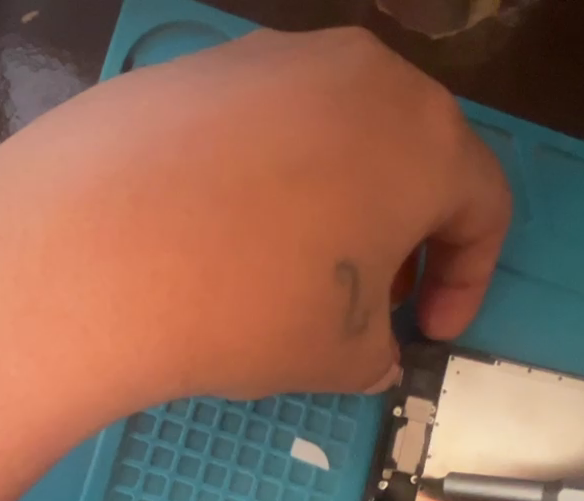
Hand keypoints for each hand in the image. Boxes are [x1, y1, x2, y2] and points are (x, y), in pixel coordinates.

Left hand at [0, 28, 509, 410]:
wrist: (100, 254)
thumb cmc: (252, 309)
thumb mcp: (335, 355)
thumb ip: (375, 352)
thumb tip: (372, 352)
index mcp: (424, 136)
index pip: (483, 203)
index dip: (468, 278)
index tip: (428, 332)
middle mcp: (357, 75)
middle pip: (405, 157)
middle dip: (398, 239)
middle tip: (362, 303)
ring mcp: (265, 61)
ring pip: (326, 138)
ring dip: (326, 206)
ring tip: (280, 272)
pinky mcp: (188, 74)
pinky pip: (248, 133)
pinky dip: (254, 185)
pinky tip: (210, 237)